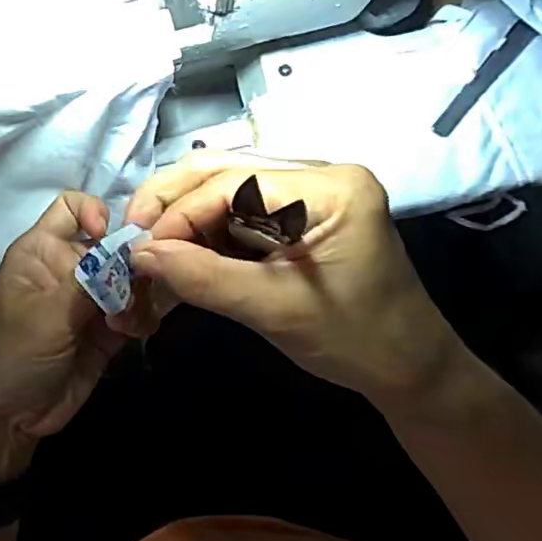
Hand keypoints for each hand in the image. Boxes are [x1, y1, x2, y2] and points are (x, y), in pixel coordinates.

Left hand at [0, 192, 128, 483]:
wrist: (11, 419)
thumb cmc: (15, 354)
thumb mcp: (47, 314)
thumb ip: (88, 281)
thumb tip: (129, 252)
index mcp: (42, 250)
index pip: (71, 207)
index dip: (95, 212)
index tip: (111, 238)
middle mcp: (68, 266)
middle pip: (113, 244)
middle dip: (131, 263)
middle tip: (140, 287)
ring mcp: (90, 297)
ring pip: (131, 277)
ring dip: (138, 295)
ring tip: (128, 322)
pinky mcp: (107, 327)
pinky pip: (136, 309)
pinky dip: (141, 317)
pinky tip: (134, 333)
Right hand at [123, 153, 464, 401]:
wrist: (409, 371)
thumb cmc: (357, 342)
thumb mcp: (275, 310)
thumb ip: (204, 278)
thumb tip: (139, 255)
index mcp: (330, 187)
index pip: (235, 182)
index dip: (181, 212)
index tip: (142, 248)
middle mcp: (317, 174)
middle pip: (224, 169)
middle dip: (172, 201)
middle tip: (132, 234)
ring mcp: (304, 191)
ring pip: (222, 186)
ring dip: (181, 216)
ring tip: (148, 244)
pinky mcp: (292, 213)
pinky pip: (234, 210)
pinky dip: (201, 231)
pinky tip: (176, 250)